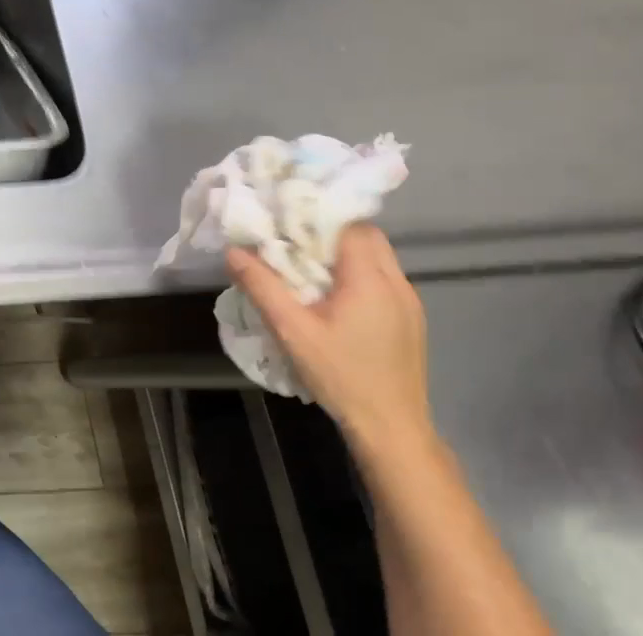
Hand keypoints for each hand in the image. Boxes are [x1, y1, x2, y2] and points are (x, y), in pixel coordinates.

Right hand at [228, 224, 431, 449]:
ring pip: (376, 259)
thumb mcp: (291, 330)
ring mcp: (408, 303)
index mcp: (371, 280)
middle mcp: (398, 284)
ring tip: (304, 268)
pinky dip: (355, 275)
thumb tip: (233, 251)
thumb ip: (262, 287)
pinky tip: (330, 297)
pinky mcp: (408, 320)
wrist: (391, 426)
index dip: (319, 217)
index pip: (351, 226)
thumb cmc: (340, 374)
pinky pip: (381, 280)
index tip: (285, 221)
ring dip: (342, 255)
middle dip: (328, 233)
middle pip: (367, 238)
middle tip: (290, 243)